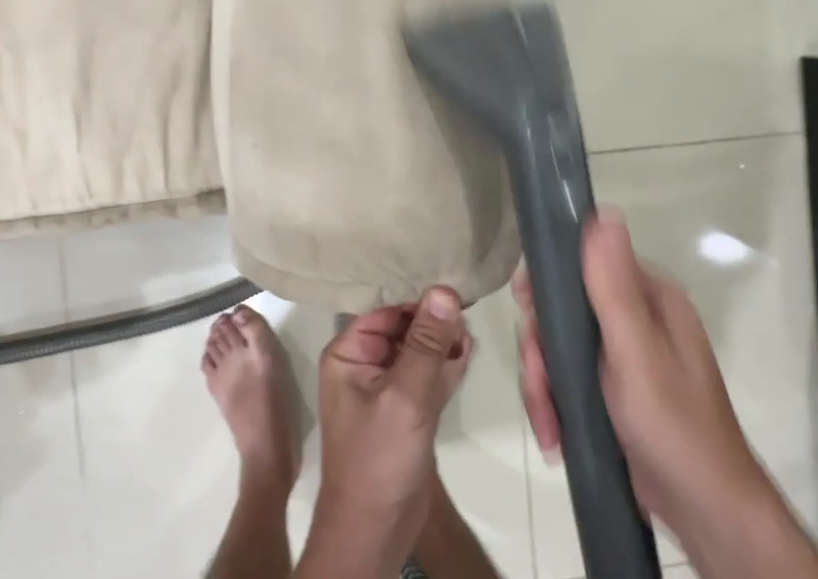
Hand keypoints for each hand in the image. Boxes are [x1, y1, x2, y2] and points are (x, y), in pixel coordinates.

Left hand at [298, 287, 473, 576]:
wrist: (376, 528)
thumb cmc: (378, 458)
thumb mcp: (404, 395)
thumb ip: (427, 343)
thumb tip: (445, 291)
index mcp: (349, 353)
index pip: (388, 308)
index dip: (420, 299)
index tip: (458, 290)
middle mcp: (366, 363)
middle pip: (407, 325)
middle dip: (437, 322)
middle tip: (468, 318)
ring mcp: (389, 386)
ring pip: (423, 349)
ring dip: (446, 344)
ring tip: (468, 340)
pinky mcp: (410, 407)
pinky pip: (431, 373)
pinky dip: (448, 366)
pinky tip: (465, 358)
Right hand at [516, 210, 817, 576]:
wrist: (704, 509)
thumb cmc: (672, 424)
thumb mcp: (636, 351)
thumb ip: (613, 285)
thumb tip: (602, 212)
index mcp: (649, 298)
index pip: (583, 263)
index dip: (548, 284)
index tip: (527, 311)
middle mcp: (636, 319)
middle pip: (562, 311)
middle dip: (542, 353)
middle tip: (541, 386)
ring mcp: (622, 357)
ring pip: (558, 349)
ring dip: (544, 387)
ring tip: (550, 427)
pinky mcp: (611, 391)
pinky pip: (566, 381)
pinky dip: (555, 405)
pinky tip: (556, 436)